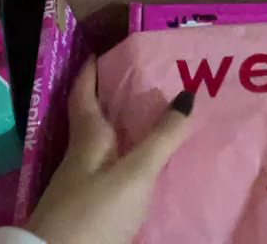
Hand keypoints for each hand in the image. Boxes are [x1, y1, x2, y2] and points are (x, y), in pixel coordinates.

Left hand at [26, 61, 195, 243]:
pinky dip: (120, 165)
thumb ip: (161, 138)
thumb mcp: (135, 174)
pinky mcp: (83, 212)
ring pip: (99, 149)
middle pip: (92, 119)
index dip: (90, 73)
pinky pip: (104, 175)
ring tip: (145, 127)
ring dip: (118, 135)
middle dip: (110, 102)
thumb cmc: (95, 212)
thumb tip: (187, 93)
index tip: (99, 54)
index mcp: (87, 137)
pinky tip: (135, 174)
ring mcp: (78, 186)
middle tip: (138, 87)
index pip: (84, 94)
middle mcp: (79, 156)